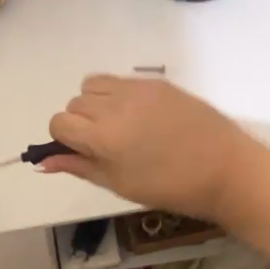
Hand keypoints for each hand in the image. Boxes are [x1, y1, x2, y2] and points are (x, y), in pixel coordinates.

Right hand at [45, 75, 269, 220]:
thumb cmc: (169, 187)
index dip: (63, 138)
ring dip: (96, 104)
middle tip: (105, 146)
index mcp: (103, 136)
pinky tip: (140, 118)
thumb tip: (45, 161)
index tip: (81, 152)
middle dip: (80, 122)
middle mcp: (114, 105)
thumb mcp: (119, 184)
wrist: (224, 169)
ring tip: (119, 127)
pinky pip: (120, 80)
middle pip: (75, 103)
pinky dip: (118, 95)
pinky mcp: (157, 82)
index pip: (59, 122)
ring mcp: (137, 89)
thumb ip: (80, 166)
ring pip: (93, 85)